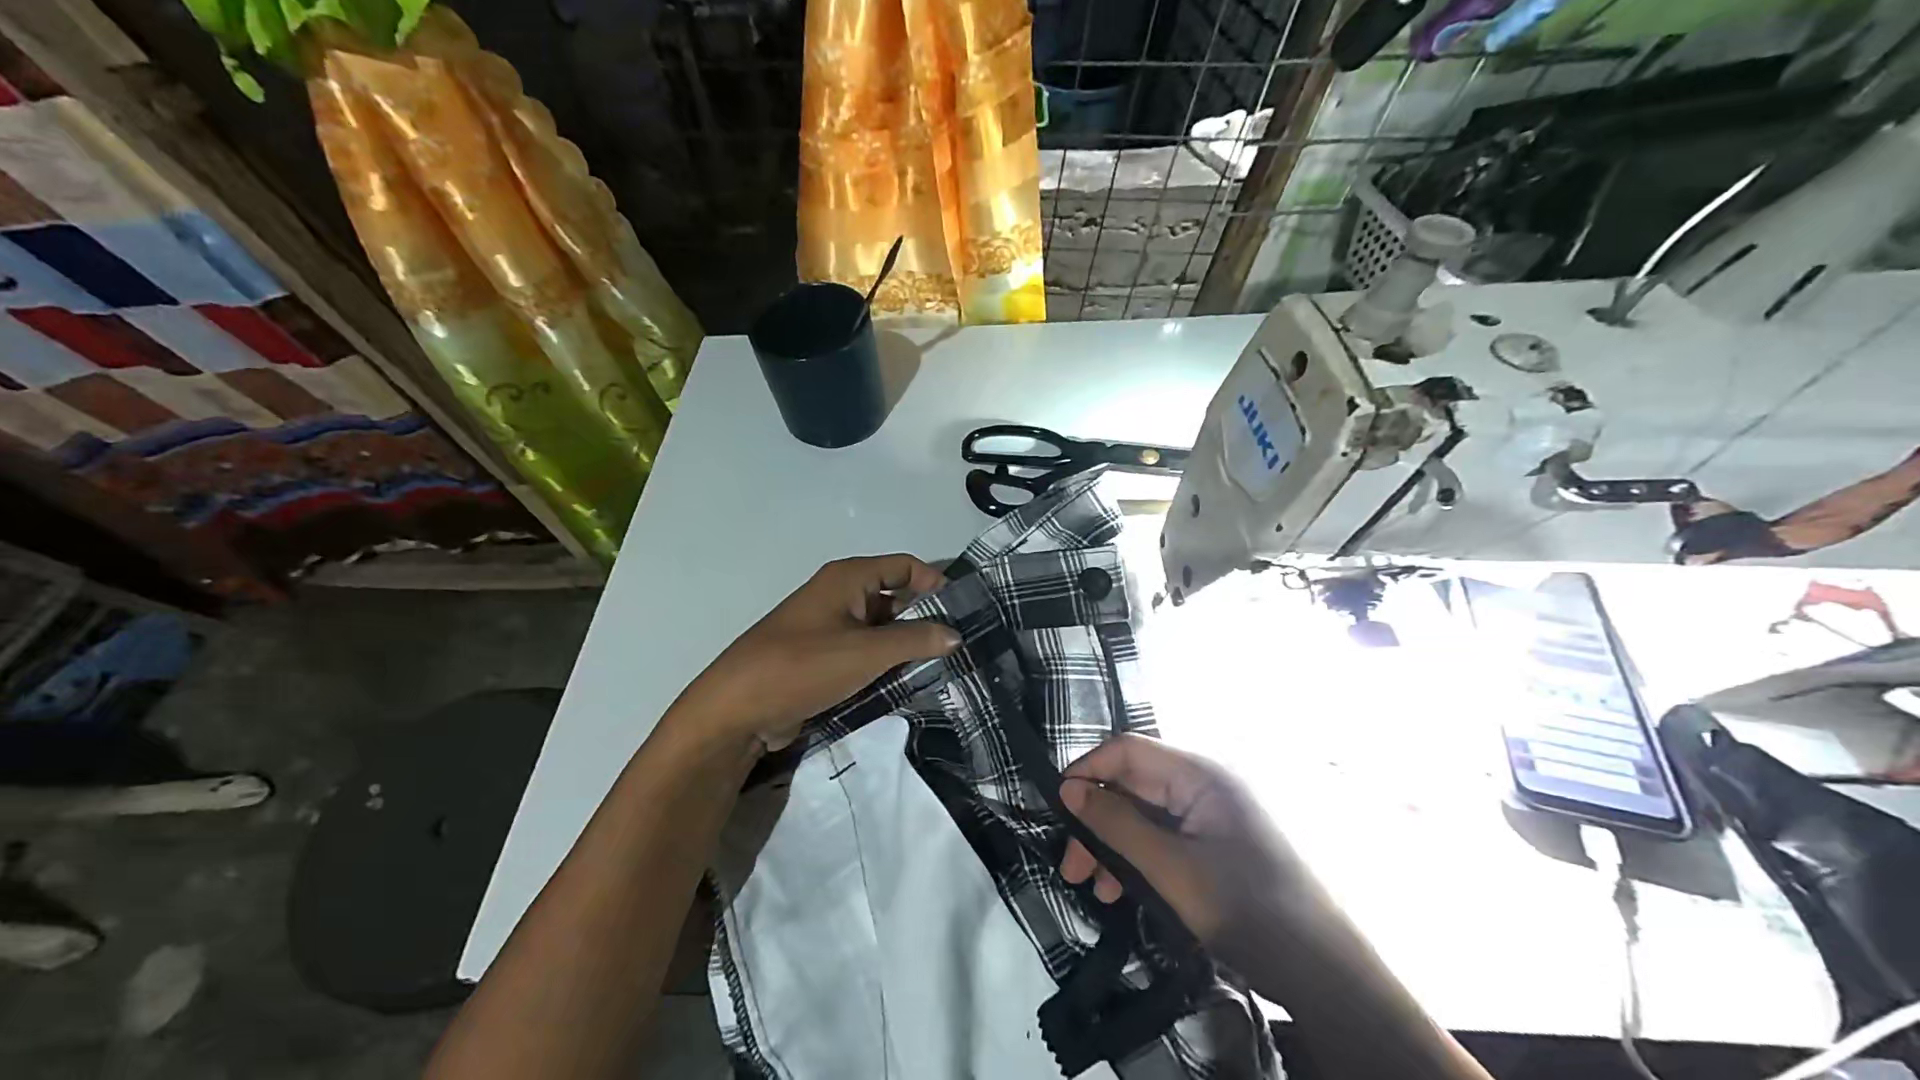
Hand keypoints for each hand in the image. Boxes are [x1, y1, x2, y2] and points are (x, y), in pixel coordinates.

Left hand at [667, 554, 960, 753]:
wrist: (738, 709)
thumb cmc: (803, 667)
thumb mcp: (866, 652)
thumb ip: (915, 640)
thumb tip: (956, 634)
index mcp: (847, 578)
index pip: (904, 566)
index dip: (935, 583)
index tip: (963, 613)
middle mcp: (839, 595)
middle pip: (894, 596)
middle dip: (924, 618)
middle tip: (958, 646)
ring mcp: (829, 627)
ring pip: (881, 628)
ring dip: (906, 645)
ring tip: (941, 667)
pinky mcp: (823, 657)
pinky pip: (864, 652)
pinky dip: (885, 663)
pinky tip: (908, 682)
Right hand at [1062, 736, 1498, 1079]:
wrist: (1322, 972)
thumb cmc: (1246, 909)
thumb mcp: (1171, 869)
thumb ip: (1117, 825)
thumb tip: (1068, 790)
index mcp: (1201, 775)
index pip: (1128, 750)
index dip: (1088, 771)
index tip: (1057, 808)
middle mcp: (1204, 785)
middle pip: (1133, 785)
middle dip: (1097, 821)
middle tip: (1071, 866)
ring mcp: (1210, 816)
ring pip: (1143, 815)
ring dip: (1112, 846)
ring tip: (1094, 888)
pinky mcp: (1212, 844)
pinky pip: (1162, 838)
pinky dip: (1136, 859)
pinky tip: (1120, 890)